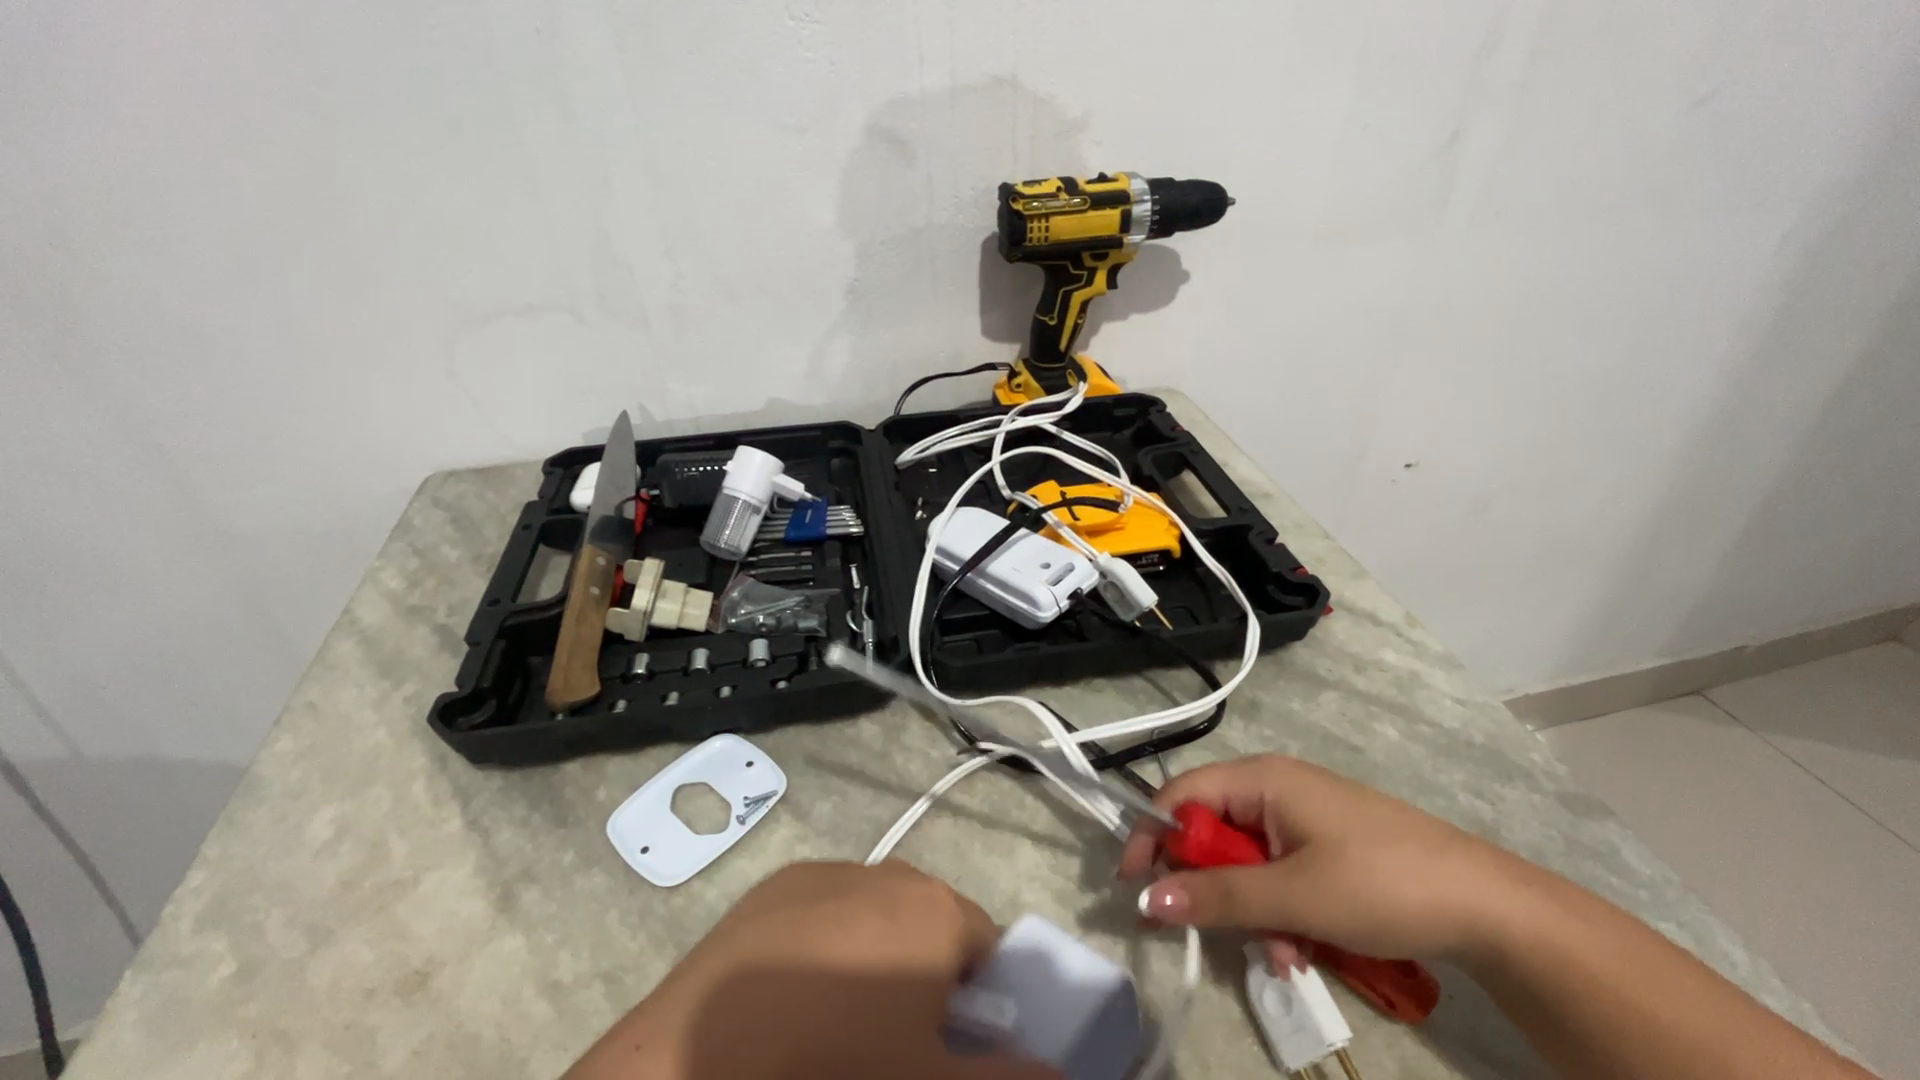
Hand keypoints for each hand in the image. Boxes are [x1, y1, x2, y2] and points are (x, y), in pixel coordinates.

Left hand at [565, 860, 1057, 1079]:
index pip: (986, 944)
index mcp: (935, 907)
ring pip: (874, 917)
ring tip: (836, 1020)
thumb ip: (1009, 1076)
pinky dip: (822, 946)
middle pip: (929, 925)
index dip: (977, 998)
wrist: (700, 1059)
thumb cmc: (840, 1065)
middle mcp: (886, 871)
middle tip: (894, 1038)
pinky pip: (821, 913)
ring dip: (873, 957)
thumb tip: (1060, 1074)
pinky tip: (790, 998)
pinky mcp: (769, 888)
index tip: (949, 1042)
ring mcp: (822, 874)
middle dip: (925, 976)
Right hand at [1118, 755, 1534, 966]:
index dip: (1153, 837)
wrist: (1489, 907)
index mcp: (1264, 780)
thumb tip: (1147, 898)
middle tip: (1214, 931)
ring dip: (1250, 910)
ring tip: (1281, 953)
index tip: (1135, 887)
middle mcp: (1278, 789)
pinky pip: (1279, 874)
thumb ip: (1218, 896)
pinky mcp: (1328, 847)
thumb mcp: (1294, 897)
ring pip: (1246, 861)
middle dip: (1213, 887)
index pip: (1182, 795)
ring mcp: (1306, 819)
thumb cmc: (1382, 885)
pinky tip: (1302, 949)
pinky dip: (1280, 911)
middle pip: (1213, 831)